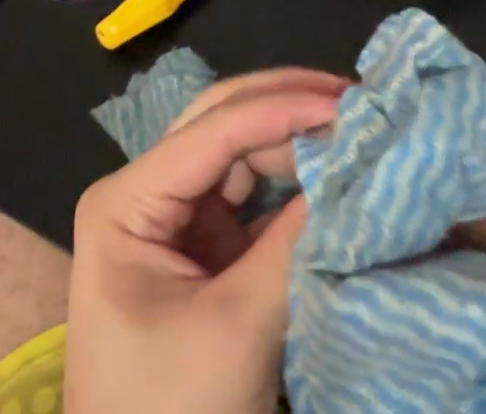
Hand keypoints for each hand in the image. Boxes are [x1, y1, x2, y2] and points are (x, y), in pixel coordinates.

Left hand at [65, 69, 346, 413]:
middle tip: (359, 102)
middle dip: (287, 108)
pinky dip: (294, 184)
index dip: (282, 109)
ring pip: (239, 156)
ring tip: (356, 127)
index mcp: (127, 202)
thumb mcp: (237, 326)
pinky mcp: (203, 248)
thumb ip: (295, 243)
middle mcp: (145, 194)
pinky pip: (252, 198)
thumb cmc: (172, 406)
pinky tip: (334, 171)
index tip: (349, 104)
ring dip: (294, 140)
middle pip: (221, 128)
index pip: (212, 133)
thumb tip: (354, 175)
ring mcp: (174, 219)